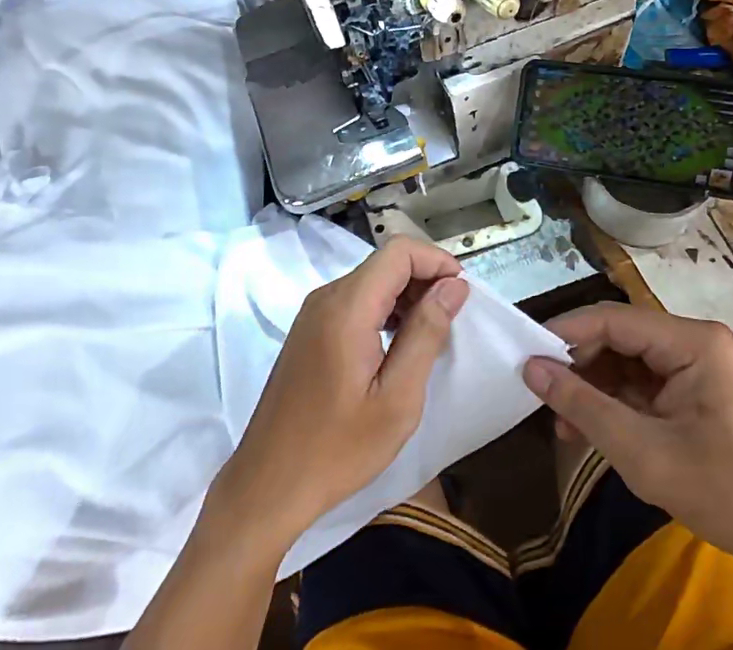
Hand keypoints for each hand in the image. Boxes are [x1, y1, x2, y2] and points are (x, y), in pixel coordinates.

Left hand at [215, 238, 470, 545]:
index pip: (398, 251)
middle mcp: (326, 298)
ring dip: (406, 296)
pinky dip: (384, 310)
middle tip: (452, 320)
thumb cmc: (338, 448)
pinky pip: (354, 302)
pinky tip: (399, 346)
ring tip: (431, 335)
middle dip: (425, 278)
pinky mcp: (309, 331)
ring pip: (370, 281)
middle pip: (384, 263)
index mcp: (346, 307)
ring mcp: (313, 313)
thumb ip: (426, 333)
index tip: (463, 293)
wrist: (270, 481)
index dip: (436, 260)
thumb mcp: (397, 398)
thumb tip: (453, 285)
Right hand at [521, 304, 732, 572]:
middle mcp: (698, 342)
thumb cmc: (724, 491)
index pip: (612, 320)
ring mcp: (702, 366)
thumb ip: (581, 403)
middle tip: (544, 395)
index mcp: (694, 342)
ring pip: (628, 362)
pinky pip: (646, 383)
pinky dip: (617, 403)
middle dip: (579, 367)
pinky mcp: (701, 390)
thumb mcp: (640, 450)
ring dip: (594, 389)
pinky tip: (593, 430)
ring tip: (565, 424)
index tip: (525, 354)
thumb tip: (530, 368)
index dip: (565, 334)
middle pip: (620, 338)